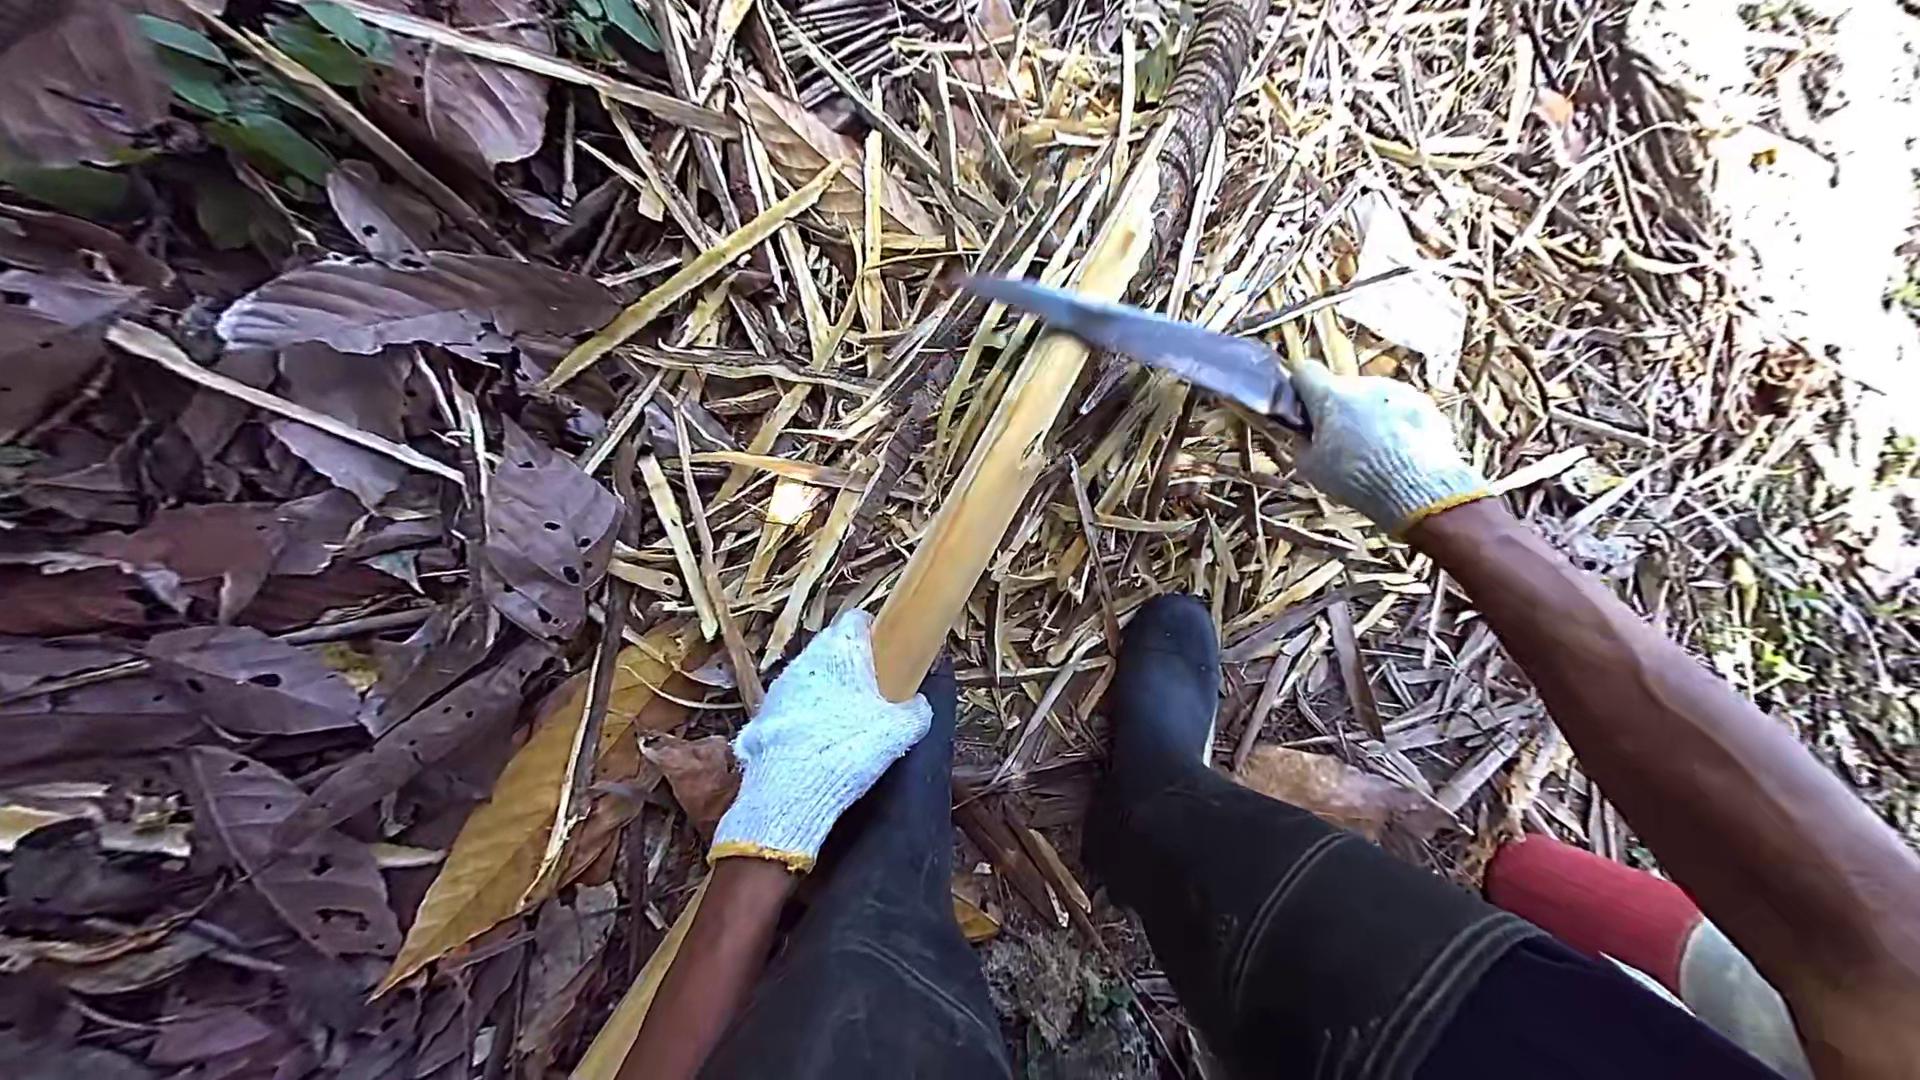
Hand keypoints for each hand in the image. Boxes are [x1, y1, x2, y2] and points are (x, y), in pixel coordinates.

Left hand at [709, 609, 931, 871]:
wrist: (789, 793)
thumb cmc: (850, 748)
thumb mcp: (902, 730)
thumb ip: (917, 709)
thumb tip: (920, 704)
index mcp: (841, 648)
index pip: (858, 618)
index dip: (874, 630)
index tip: (886, 650)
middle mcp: (807, 657)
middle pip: (833, 645)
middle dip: (851, 661)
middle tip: (871, 688)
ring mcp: (781, 685)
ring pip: (811, 674)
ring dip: (826, 687)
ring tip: (845, 719)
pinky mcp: (763, 714)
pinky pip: (792, 704)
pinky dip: (805, 714)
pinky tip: (818, 742)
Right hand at [1291, 360, 1488, 533]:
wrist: (1416, 489)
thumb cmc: (1353, 478)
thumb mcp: (1309, 466)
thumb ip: (1302, 441)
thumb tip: (1304, 432)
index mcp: (1330, 395)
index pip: (1305, 371)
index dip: (1299, 388)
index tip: (1300, 410)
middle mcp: (1364, 384)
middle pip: (1341, 388)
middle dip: (1336, 410)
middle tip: (1335, 442)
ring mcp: (1399, 391)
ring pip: (1371, 399)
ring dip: (1365, 416)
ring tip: (1370, 451)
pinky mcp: (1426, 404)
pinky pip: (1398, 409)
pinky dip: (1393, 424)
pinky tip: (1395, 452)